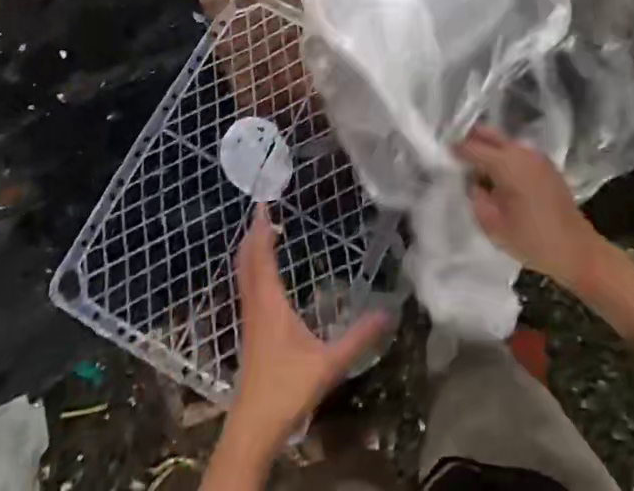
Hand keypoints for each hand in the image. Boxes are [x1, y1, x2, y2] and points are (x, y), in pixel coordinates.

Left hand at [227, 205, 390, 446]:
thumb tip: (389, 312)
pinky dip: (252, 270)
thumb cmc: (288, 389)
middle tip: (262, 210)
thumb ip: (359, 337)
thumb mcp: (330, 363)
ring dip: (251, 251)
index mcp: (270, 305)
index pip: (261, 258)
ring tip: (262, 233)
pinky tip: (264, 275)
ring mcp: (250, 320)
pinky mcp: (250, 333)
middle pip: (247, 262)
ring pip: (244, 275)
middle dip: (253, 234)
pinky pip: (247, 288)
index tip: (262, 206)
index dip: (261, 230)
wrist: (254, 426)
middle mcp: (255, 306)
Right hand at [454, 127, 608, 291]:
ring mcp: (538, 158)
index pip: (473, 147)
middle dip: (472, 140)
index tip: (442, 152)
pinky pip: (519, 154)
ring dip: (490, 149)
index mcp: (507, 163)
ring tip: (475, 168)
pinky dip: (505, 158)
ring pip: (506, 143)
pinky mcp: (548, 167)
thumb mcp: (493, 225)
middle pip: (491, 135)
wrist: (577, 251)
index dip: (456, 149)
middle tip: (456, 154)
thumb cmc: (532, 240)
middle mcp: (523, 153)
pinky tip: (498, 177)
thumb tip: (473, 182)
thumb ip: (476, 197)